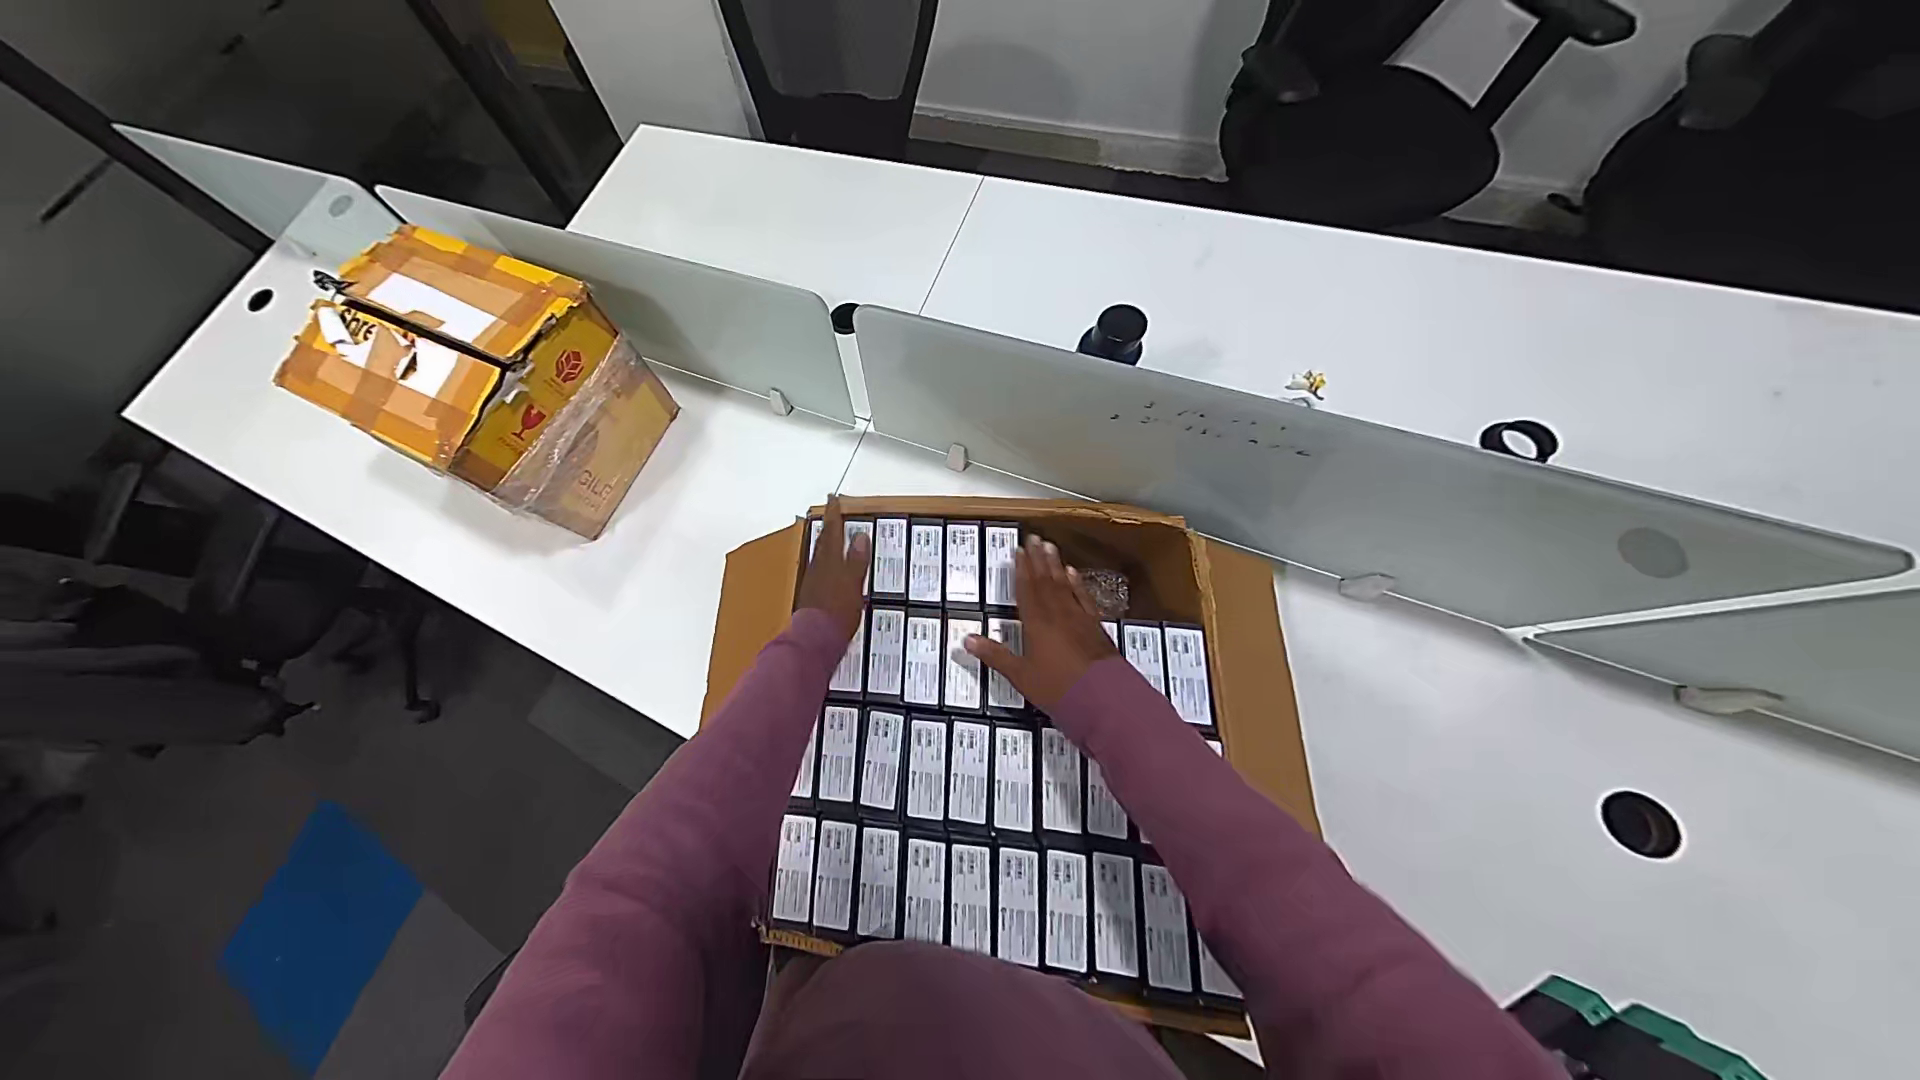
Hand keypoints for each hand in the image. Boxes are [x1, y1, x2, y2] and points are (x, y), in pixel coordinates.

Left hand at [795, 495, 869, 642]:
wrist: (816, 640)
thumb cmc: (837, 610)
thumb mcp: (854, 582)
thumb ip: (857, 559)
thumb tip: (860, 537)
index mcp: (829, 561)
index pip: (832, 531)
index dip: (834, 515)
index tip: (833, 499)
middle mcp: (818, 568)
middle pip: (823, 542)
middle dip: (828, 527)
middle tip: (832, 514)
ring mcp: (813, 582)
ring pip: (820, 555)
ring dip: (826, 544)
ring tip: (831, 537)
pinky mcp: (813, 597)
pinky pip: (820, 571)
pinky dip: (826, 563)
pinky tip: (830, 569)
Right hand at [965, 536, 1117, 708]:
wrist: (1104, 698)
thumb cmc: (1059, 688)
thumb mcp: (1021, 675)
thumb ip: (995, 655)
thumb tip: (968, 640)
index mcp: (1037, 623)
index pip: (1027, 588)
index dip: (1022, 568)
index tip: (1019, 550)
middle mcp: (1058, 614)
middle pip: (1046, 580)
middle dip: (1039, 558)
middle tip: (1035, 538)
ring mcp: (1079, 617)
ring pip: (1065, 584)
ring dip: (1056, 565)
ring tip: (1051, 547)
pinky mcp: (1095, 626)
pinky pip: (1083, 597)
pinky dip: (1078, 583)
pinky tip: (1074, 574)